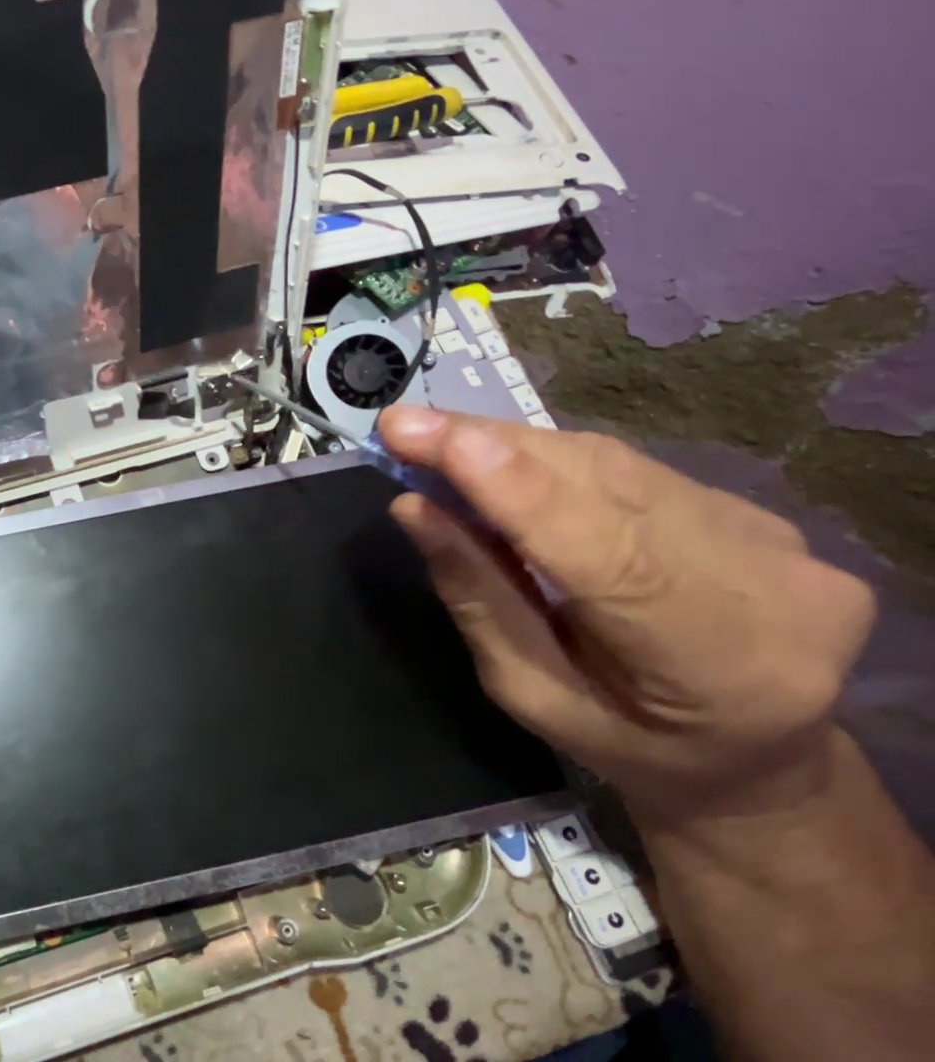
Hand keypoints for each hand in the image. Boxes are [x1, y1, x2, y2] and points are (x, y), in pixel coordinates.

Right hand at [377, 406, 876, 825]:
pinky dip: (561, 464)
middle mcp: (767, 586)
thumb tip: (415, 509)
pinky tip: (512, 467)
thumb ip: (480, 600)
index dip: (512, 489)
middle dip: (495, 451)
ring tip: (441, 441)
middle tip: (404, 428)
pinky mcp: (767, 516)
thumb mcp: (531, 692)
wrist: (758, 755)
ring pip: (621, 467)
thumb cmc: (626, 743)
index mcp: (713, 662)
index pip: (604, 551)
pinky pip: (641, 472)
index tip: (425, 437)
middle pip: (607, 488)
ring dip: (519, 449)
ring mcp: (780, 542)